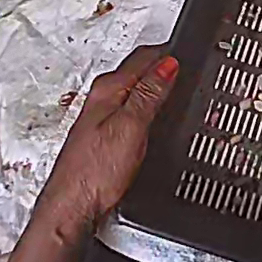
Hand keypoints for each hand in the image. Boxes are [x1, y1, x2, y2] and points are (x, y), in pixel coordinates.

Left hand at [32, 46, 178, 241]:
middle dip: (162, 65)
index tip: (189, 53)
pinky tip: (157, 113)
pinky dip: (148, 104)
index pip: (143, 58)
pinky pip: (131, 108)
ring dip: (155, 84)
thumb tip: (168, 65)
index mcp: (107, 90)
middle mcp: (101, 99)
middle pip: (137, 70)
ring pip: (134, 89)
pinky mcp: (105, 135)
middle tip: (187, 64)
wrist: (72, 208)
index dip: (168, 53)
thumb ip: (150, 94)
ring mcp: (101, 117)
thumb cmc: (95, 172)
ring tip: (177, 83)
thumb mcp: (131, 127)